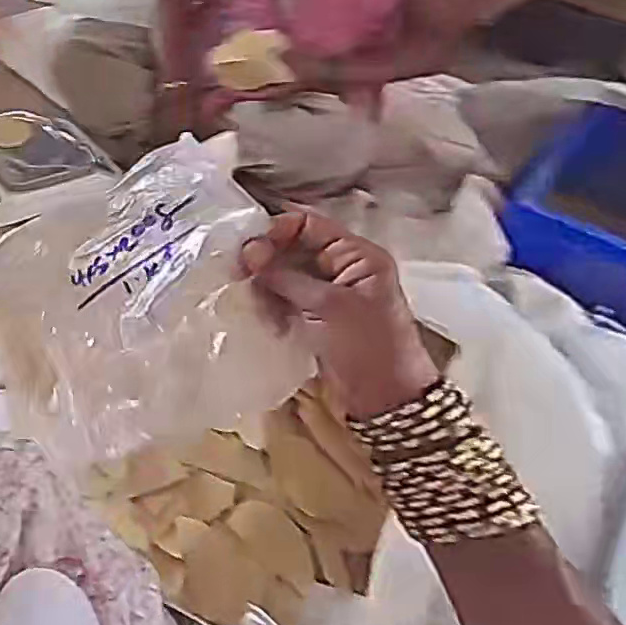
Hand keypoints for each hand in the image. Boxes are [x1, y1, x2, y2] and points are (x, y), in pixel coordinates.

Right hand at [238, 210, 439, 419]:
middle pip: (292, 248)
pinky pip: (283, 298)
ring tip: (250, 298)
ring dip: (264, 284)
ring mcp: (325, 293)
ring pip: (284, 274)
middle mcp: (340, 268)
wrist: (386, 400)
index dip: (278, 230)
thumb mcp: (329, 306)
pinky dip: (270, 304)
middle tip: (239, 272)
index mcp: (356, 255)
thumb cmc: (368, 346)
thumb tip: (249, 252)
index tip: (249, 247)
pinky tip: (262, 317)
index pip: (309, 224)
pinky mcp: (313, 315)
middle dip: (265, 258)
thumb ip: (287, 277)